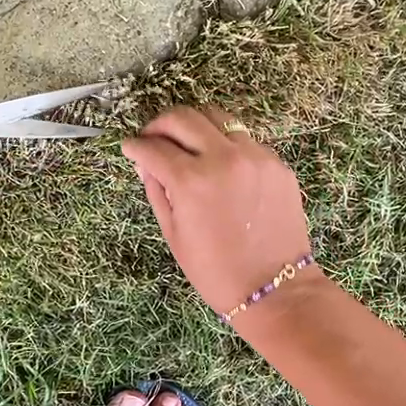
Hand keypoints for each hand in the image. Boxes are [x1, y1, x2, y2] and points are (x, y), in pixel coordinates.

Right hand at [120, 107, 312, 314]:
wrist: (273, 287)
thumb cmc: (215, 270)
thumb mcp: (174, 234)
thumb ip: (157, 191)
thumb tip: (146, 164)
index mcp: (191, 181)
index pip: (153, 148)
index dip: (135, 146)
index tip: (130, 147)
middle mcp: (223, 158)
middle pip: (183, 117)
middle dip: (159, 124)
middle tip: (151, 137)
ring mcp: (255, 156)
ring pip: (217, 118)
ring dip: (194, 125)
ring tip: (184, 142)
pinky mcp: (276, 163)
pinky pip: (243, 139)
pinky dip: (223, 144)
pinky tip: (218, 165)